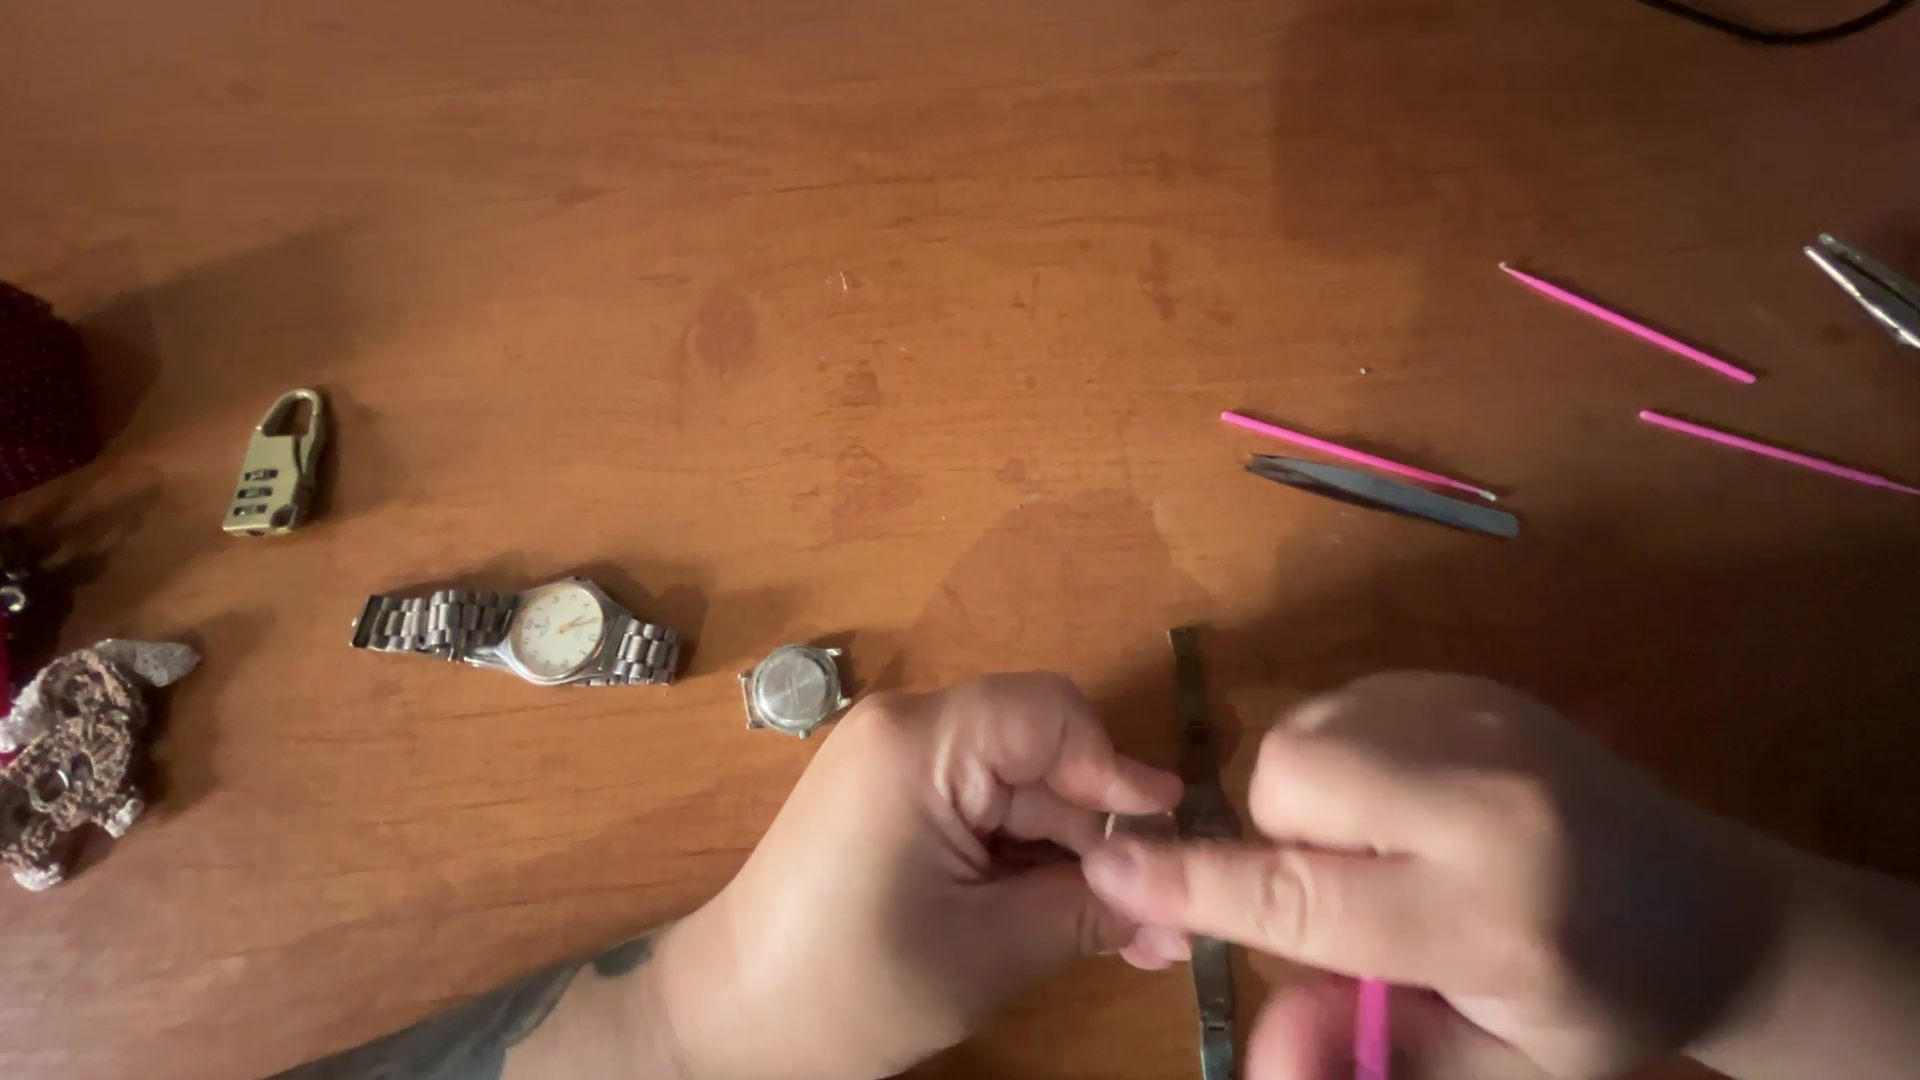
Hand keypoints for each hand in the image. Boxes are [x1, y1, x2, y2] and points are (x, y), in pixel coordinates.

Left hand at [651, 673, 1183, 1079]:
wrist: (731, 1015)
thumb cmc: (847, 986)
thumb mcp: (986, 953)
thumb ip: (1086, 910)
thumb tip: (1172, 900)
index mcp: (918, 742)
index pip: (1049, 713)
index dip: (1113, 769)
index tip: (1163, 837)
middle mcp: (908, 724)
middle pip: (1038, 745)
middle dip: (1096, 824)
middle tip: (1151, 908)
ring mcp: (899, 752)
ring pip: (1019, 779)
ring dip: (1066, 847)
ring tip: (1119, 927)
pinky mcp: (898, 787)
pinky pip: (984, 798)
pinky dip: (1024, 849)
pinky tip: (1057, 906)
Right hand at [1081, 673, 1774, 1079]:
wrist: (1710, 900)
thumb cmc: (1589, 1001)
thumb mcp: (1489, 1064)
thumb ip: (1365, 1052)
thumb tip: (1255, 1054)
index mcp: (1496, 914)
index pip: (1306, 900)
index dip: (1194, 886)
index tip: (1109, 867)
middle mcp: (1483, 797)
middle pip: (1288, 774)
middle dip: (1284, 829)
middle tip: (1348, 875)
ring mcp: (1474, 718)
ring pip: (1300, 735)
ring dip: (1311, 794)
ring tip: (1389, 836)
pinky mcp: (1462, 681)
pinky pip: (1333, 707)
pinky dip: (1339, 755)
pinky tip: (1408, 791)